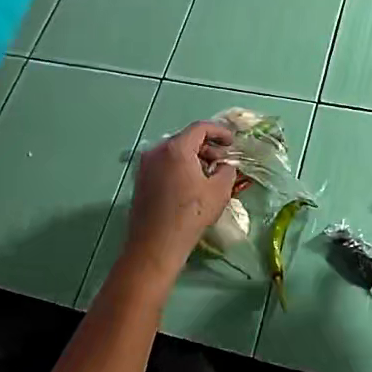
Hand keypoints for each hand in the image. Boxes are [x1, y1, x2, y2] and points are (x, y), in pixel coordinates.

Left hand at [124, 121, 237, 266]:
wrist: (156, 243)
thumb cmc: (190, 215)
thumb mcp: (219, 191)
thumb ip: (227, 171)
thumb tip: (225, 165)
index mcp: (175, 149)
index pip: (200, 128)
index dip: (219, 131)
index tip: (231, 142)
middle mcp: (156, 151)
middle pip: (185, 139)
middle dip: (207, 147)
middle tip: (222, 162)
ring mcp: (145, 165)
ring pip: (174, 152)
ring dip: (193, 158)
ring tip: (209, 175)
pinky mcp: (141, 179)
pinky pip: (164, 164)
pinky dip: (179, 167)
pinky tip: (190, 185)